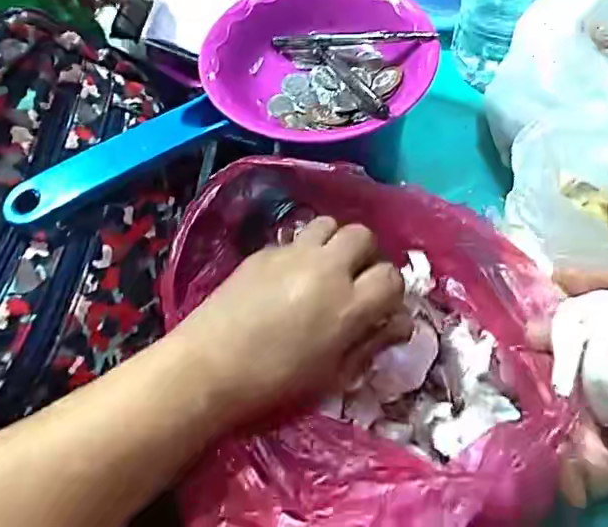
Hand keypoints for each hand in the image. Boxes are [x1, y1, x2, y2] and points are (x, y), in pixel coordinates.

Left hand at [166, 217, 409, 423]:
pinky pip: (295, 239)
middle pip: (362, 235)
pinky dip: (302, 252)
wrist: (210, 364)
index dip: (390, 290)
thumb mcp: (332, 375)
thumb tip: (397, 322)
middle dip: (365, 255)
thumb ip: (369, 343)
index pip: (391, 276)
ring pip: (328, 224)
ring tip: (323, 269)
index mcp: (348, 304)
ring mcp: (292, 252)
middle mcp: (325, 267)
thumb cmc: (276, 384)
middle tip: (354, 281)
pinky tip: (287, 278)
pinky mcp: (264, 249)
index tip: (380, 306)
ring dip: (334, 243)